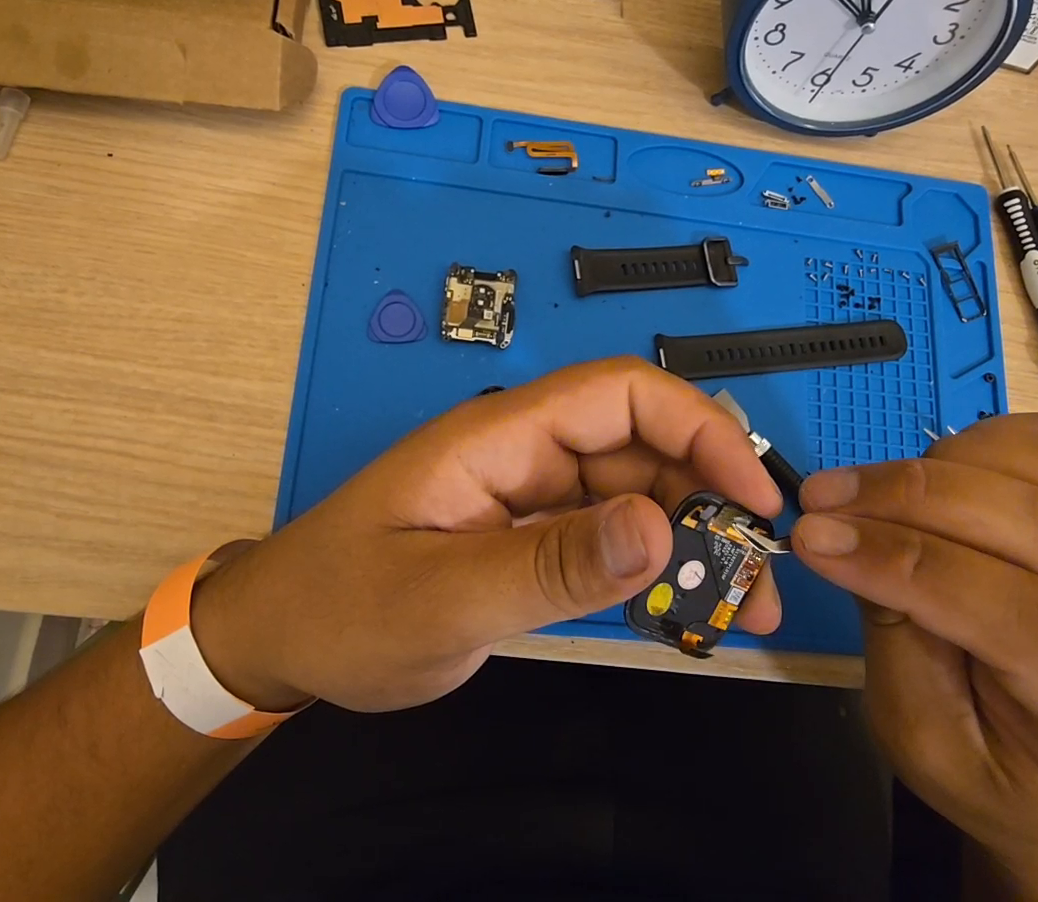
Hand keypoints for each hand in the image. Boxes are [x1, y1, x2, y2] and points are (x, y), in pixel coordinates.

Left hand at [189, 358, 783, 713]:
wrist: (281, 640)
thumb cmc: (340, 609)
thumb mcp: (443, 597)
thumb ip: (550, 566)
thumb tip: (658, 528)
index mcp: (498, 438)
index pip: (619, 395)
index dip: (698, 428)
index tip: (752, 497)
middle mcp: (522, 456)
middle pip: (639, 447)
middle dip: (709, 498)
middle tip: (756, 576)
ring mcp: (526, 499)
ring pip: (632, 497)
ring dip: (690, 541)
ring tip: (739, 605)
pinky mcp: (526, 540)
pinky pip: (605, 540)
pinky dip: (650, 567)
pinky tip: (683, 605)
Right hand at [791, 413, 1037, 891]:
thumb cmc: (992, 780)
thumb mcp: (922, 741)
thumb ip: (898, 638)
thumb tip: (848, 536)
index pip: (1029, 622)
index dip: (911, 565)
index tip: (814, 537)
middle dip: (917, 499)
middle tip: (822, 498)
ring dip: (954, 461)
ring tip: (875, 488)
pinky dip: (993, 441)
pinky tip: (934, 469)